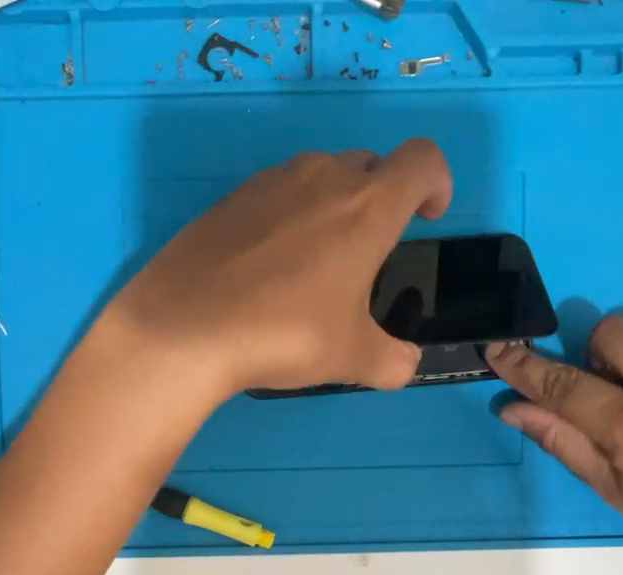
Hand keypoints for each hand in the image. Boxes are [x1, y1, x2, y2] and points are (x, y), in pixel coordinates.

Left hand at [97, 139, 453, 396]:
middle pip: (370, 164)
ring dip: (333, 205)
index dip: (437, 182)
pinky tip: (266, 268)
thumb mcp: (350, 359)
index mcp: (367, 208)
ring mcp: (269, 183)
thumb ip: (391, 361)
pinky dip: (287, 217)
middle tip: (369, 253)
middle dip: (383, 197)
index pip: (423, 160)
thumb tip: (406, 365)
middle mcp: (322, 178)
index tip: (429, 216)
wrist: (184, 328)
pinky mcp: (228, 200)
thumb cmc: (284, 335)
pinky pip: (275, 195)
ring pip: (319, 175)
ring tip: (316, 262)